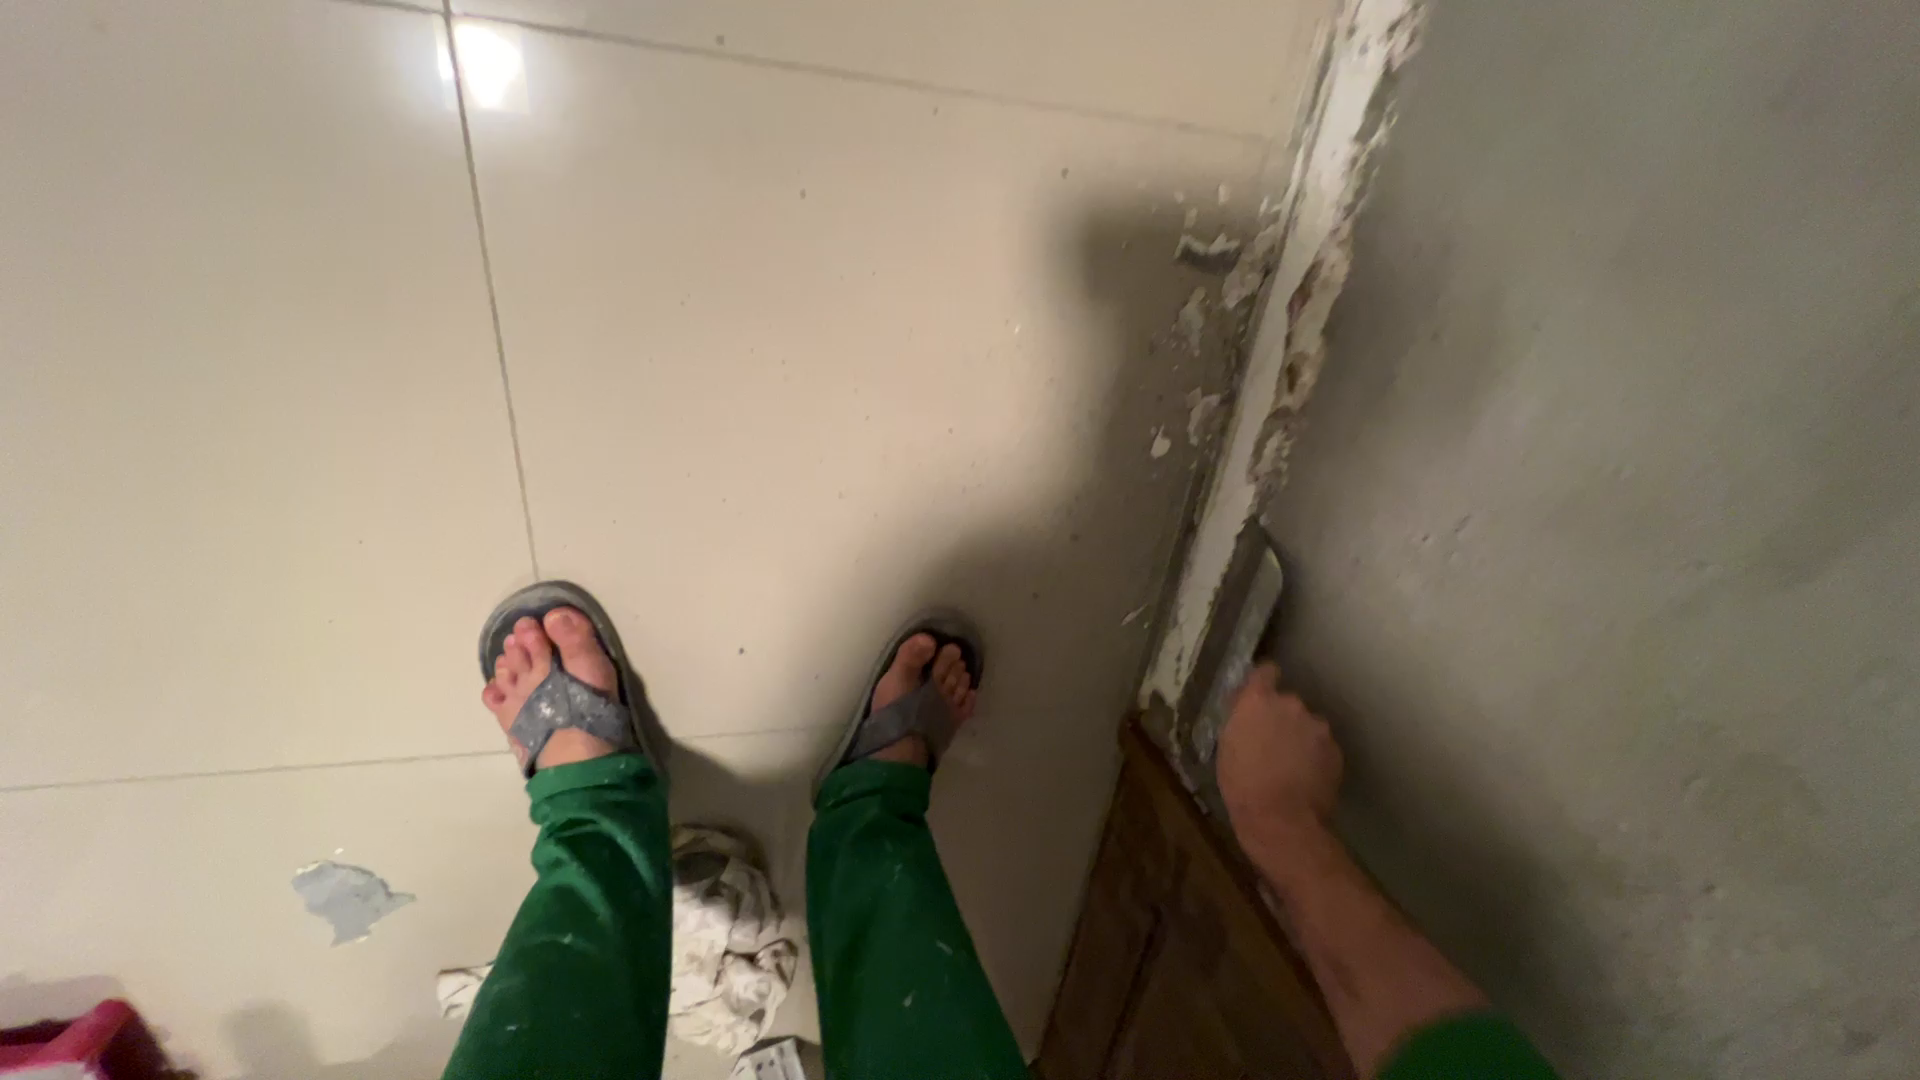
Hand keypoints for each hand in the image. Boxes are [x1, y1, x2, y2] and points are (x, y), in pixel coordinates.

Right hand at [1217, 662, 1341, 849]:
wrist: (1281, 820)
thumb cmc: (1241, 783)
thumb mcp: (1227, 744)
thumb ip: (1240, 718)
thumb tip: (1246, 707)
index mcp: (1258, 700)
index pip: (1266, 671)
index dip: (1264, 680)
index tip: (1260, 693)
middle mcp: (1291, 705)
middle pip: (1288, 701)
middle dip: (1281, 716)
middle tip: (1271, 741)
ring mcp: (1317, 727)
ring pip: (1307, 724)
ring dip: (1300, 735)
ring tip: (1291, 762)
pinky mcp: (1336, 749)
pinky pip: (1322, 745)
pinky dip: (1314, 755)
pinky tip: (1305, 775)